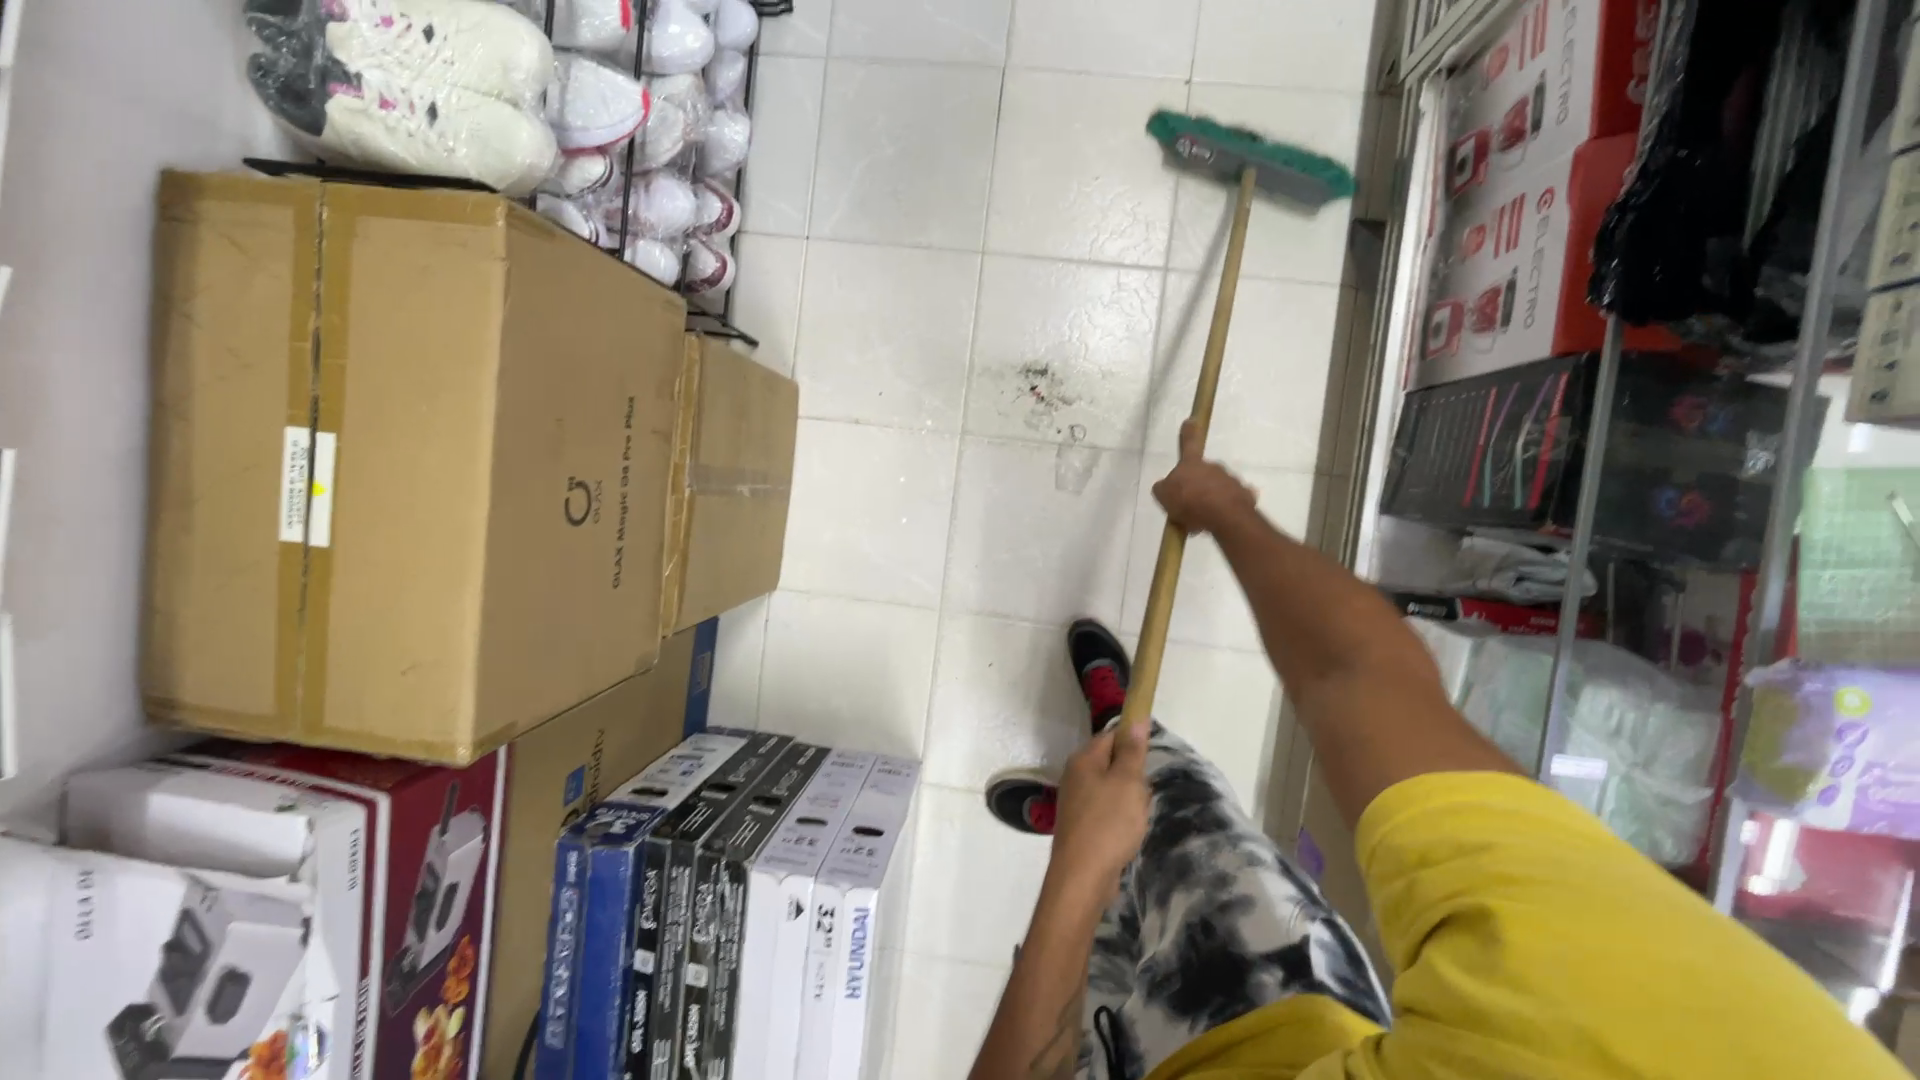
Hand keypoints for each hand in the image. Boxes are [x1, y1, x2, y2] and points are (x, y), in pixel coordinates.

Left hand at [1048, 721, 1151, 902]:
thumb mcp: (1127, 782)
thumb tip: (1136, 718)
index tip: (1150, 762)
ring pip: (1112, 789)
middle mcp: (1075, 775)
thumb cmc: (1108, 823)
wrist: (1082, 876)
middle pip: (1112, 763)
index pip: (1111, 736)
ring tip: (1136, 819)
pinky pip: (1107, 810)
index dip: (1133, 743)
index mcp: (1083, 760)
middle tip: (1142, 796)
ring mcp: (1076, 801)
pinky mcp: (1081, 824)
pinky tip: (1127, 833)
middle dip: (1133, 777)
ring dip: (1129, 800)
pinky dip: (1120, 818)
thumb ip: (1132, 751)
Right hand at [1152, 420, 1256, 534]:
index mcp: (1191, 464)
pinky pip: (1233, 500)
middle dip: (1198, 486)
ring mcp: (1231, 480)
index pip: (1188, 443)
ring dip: (1211, 500)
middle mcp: (1213, 467)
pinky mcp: (1245, 496)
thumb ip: (1163, 488)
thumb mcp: (1163, 496)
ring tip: (1202, 521)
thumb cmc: (1189, 502)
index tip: (1191, 420)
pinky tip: (1221, 521)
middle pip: (1203, 474)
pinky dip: (1227, 508)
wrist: (1223, 515)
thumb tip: (1165, 486)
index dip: (1188, 433)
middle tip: (1190, 507)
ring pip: (1218, 488)